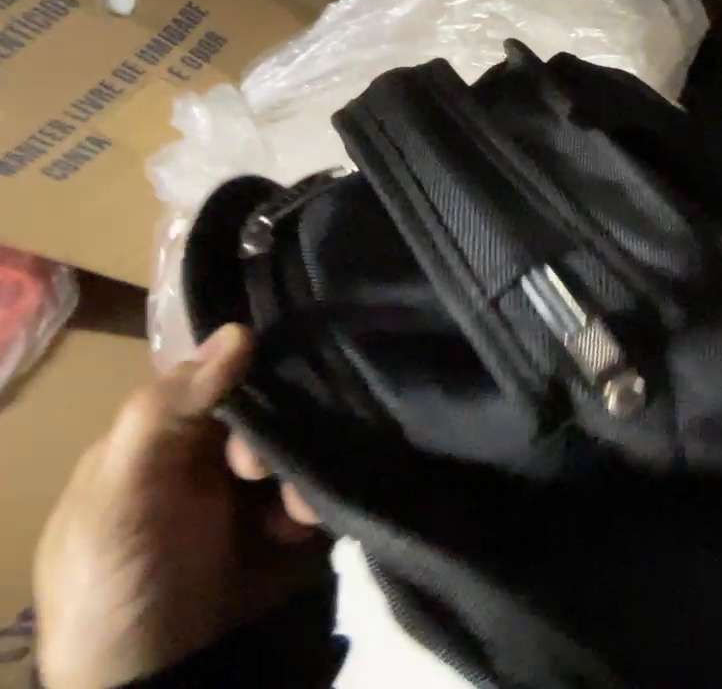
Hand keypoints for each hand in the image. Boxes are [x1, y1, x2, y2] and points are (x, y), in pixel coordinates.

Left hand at [33, 324, 328, 688]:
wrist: (174, 679)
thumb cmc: (123, 584)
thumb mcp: (120, 500)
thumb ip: (165, 414)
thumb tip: (239, 328)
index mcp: (164, 443)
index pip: (224, 377)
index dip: (250, 376)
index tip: (266, 394)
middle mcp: (220, 456)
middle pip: (281, 406)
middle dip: (282, 435)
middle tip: (261, 476)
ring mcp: (269, 489)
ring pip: (318, 442)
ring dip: (309, 473)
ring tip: (292, 515)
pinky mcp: (312, 517)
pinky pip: (341, 481)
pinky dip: (330, 499)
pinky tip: (308, 526)